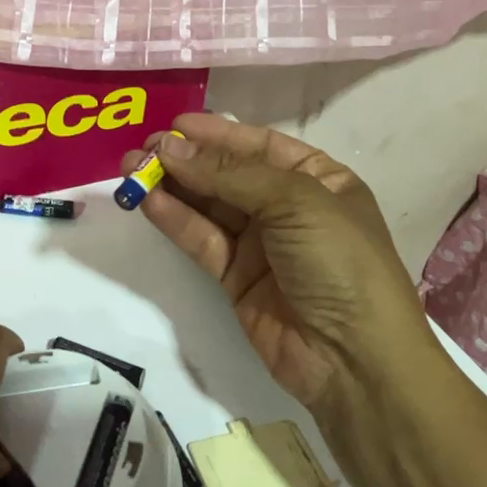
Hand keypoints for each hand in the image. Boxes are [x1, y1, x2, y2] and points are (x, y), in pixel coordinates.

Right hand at [131, 113, 427, 413]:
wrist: (356, 361)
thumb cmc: (340, 261)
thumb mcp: (295, 201)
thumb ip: (228, 173)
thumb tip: (169, 146)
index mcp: (318, 178)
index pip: (259, 146)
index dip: (216, 134)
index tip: (173, 125)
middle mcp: (288, 207)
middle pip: (228, 174)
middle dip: (187, 159)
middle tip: (142, 149)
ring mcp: (262, 245)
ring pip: (209, 206)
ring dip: (172, 186)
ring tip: (130, 169)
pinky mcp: (237, 279)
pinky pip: (202, 240)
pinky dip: (175, 219)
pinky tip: (148, 201)